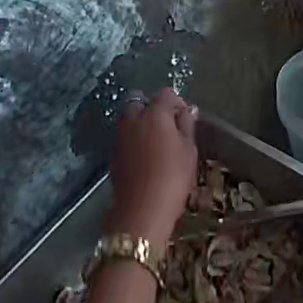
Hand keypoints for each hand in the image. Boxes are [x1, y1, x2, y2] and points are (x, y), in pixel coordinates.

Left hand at [106, 88, 199, 245]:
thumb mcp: (188, 151)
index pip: (165, 94)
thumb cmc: (173, 178)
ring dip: (141, 122)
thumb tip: (188, 109)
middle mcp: (133, 118)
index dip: (177, 102)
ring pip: (129, 117)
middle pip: (140, 100)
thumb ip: (187, 126)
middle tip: (168, 127)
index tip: (186, 118)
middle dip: (153, 107)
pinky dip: (134, 138)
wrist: (142, 208)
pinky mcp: (114, 151)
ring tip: (158, 142)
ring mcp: (120, 134)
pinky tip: (145, 156)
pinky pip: (124, 135)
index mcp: (154, 114)